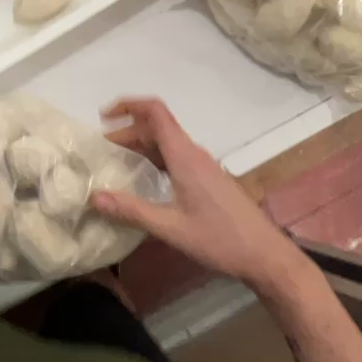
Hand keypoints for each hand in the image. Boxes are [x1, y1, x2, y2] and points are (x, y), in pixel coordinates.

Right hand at [90, 97, 304, 292]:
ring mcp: (203, 166)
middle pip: (156, 127)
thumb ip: (132, 211)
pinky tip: (145, 180)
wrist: (268, 257)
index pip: (155, 112)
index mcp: (184, 156)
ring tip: (118, 162)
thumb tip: (93, 197)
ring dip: (140, 145)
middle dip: (127, 131)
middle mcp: (193, 154)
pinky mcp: (208, 179)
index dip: (128, 105)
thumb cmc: (221, 240)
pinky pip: (175, 157)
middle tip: (103, 150)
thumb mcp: (172, 229)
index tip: (103, 117)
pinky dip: (154, 159)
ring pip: (166, 142)